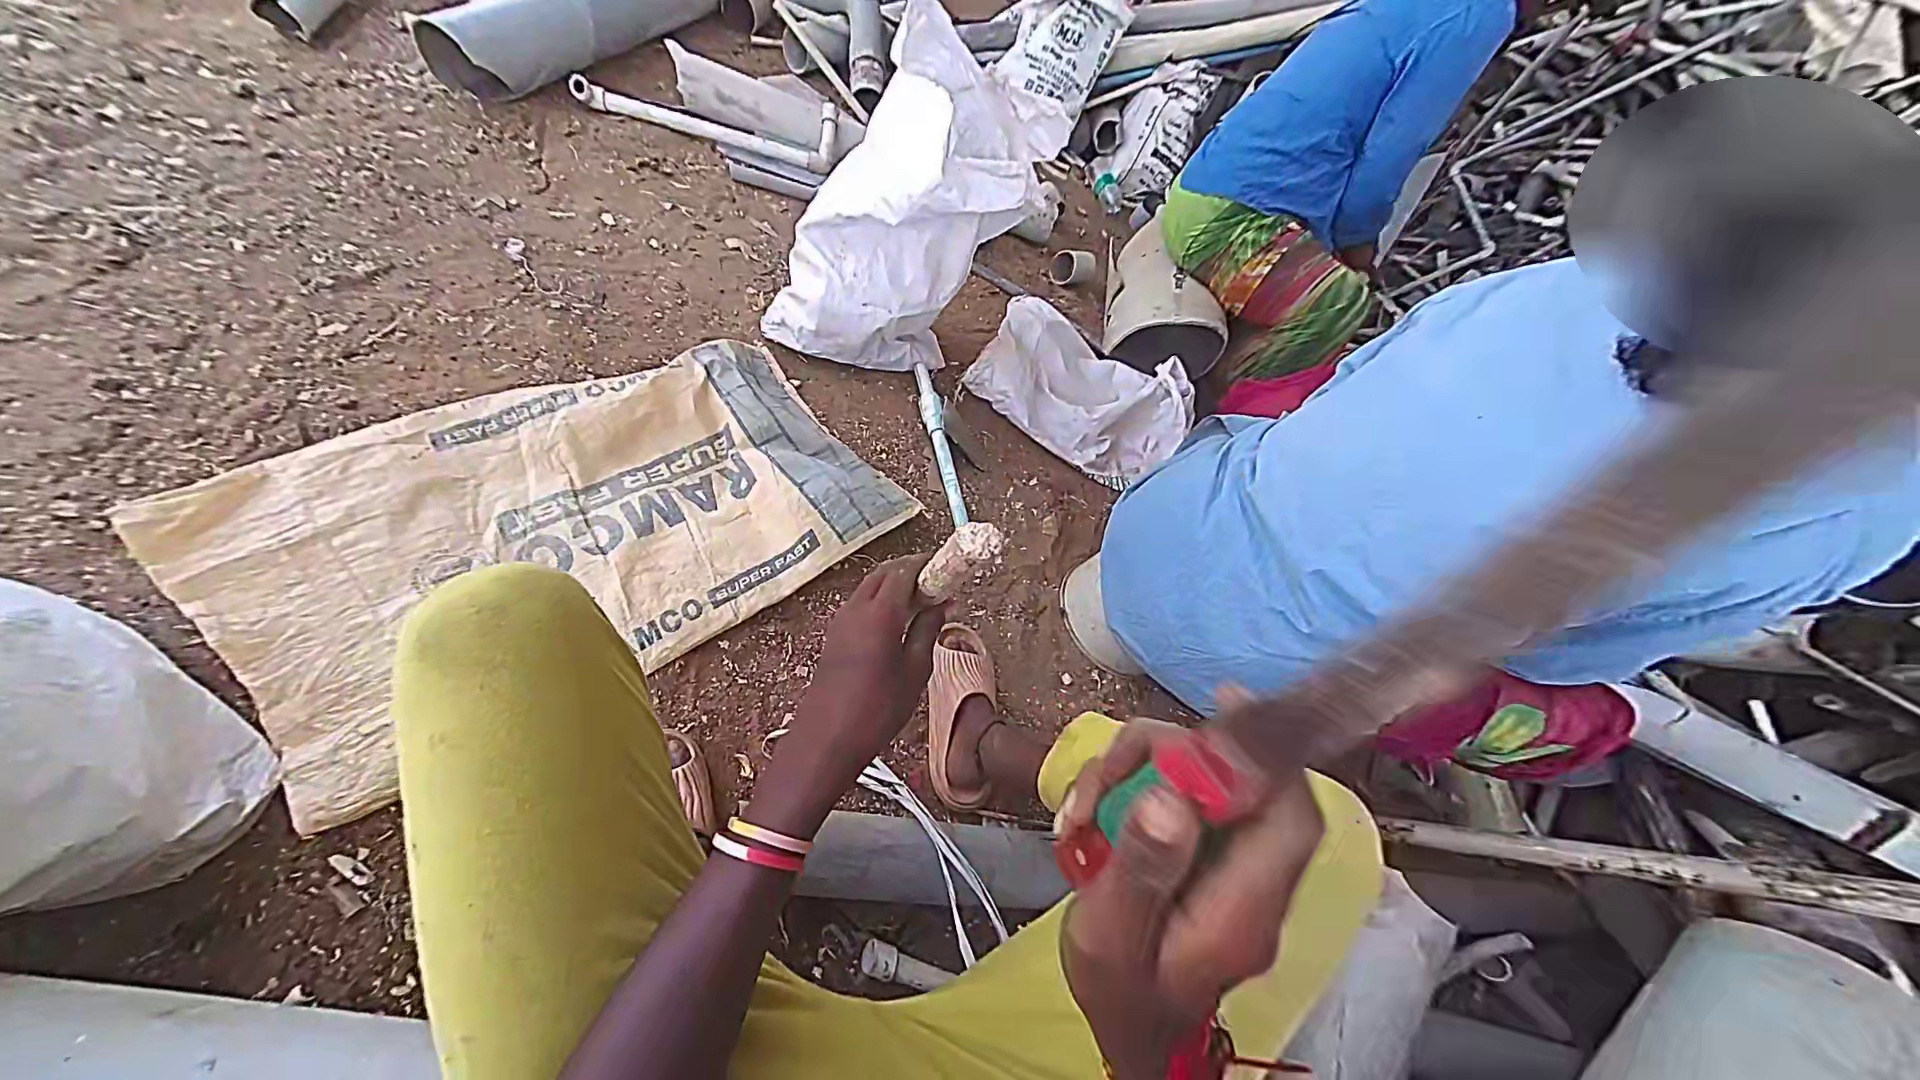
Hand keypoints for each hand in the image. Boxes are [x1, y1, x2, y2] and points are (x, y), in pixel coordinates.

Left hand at [751, 555, 945, 836]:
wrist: (826, 738)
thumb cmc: (877, 708)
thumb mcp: (915, 670)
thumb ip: (928, 630)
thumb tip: (941, 605)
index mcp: (880, 612)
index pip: (904, 571)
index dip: (926, 565)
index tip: (945, 569)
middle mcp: (856, 608)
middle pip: (884, 573)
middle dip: (909, 571)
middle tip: (935, 584)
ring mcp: (840, 621)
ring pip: (869, 587)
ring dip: (893, 586)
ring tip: (920, 603)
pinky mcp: (834, 636)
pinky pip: (860, 605)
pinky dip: (879, 601)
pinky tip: (896, 622)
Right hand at [1058, 718, 1323, 1079]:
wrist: (1130, 1028)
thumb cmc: (1123, 993)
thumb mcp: (1113, 936)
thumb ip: (1141, 868)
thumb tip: (1166, 799)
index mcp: (1241, 905)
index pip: (1288, 816)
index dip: (1269, 753)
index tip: (1228, 705)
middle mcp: (1246, 877)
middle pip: (1231, 781)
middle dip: (1165, 756)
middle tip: (1108, 776)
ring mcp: (1223, 862)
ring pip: (1195, 780)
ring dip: (1132, 773)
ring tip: (1084, 810)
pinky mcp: (1197, 851)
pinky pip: (1173, 795)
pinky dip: (1127, 789)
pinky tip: (1091, 816)